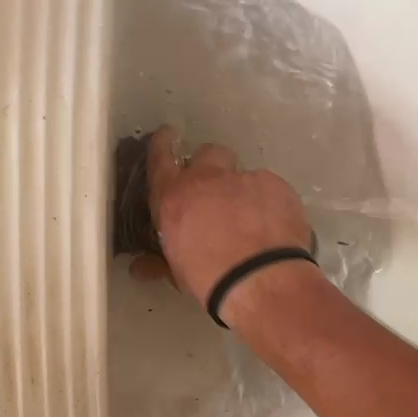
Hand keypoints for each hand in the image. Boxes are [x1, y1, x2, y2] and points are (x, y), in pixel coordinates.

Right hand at [142, 127, 313, 323]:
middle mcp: (206, 179)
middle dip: (211, 166)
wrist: (260, 281)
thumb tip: (140, 268)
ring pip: (241, 173)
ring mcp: (244, 179)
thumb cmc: (208, 278)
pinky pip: (269, 187)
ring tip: (250, 217)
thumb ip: (159, 262)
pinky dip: (269, 202)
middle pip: (208, 153)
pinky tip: (272, 226)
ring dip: (241, 188)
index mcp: (173, 198)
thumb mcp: (176, 271)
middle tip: (215, 190)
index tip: (167, 135)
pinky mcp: (276, 185)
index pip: (160, 159)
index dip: (162, 144)